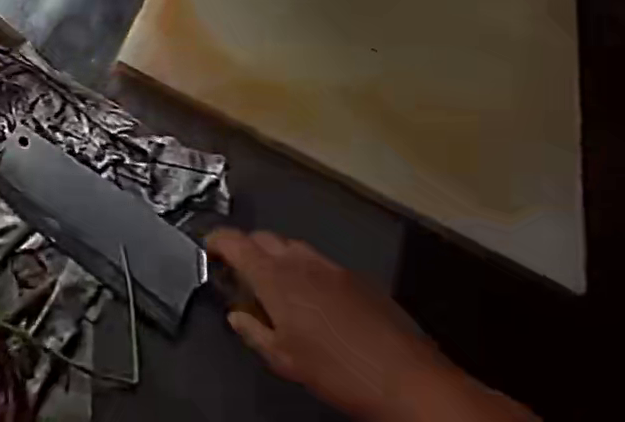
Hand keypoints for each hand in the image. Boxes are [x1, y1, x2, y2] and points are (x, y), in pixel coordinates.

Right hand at [205, 229, 535, 421]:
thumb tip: (236, 315)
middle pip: (262, 238)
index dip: (215, 241)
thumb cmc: (338, 372)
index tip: (209, 253)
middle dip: (248, 249)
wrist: (415, 385)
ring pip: (294, 247)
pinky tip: (319, 301)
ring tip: (282, 285)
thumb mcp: (284, 360)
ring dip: (279, 257)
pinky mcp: (362, 281)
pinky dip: (309, 271)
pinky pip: (322, 264)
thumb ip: (253, 332)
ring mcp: (333, 268)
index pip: (232, 240)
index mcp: (272, 275)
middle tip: (245, 275)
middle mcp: (298, 261)